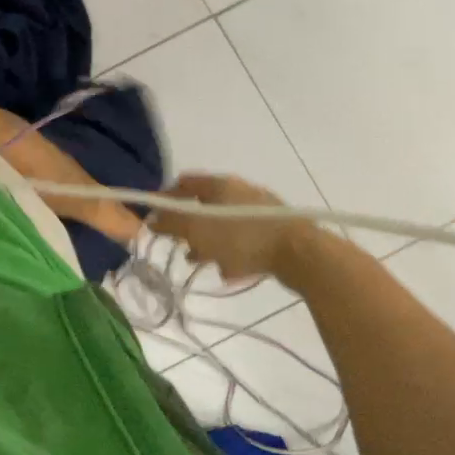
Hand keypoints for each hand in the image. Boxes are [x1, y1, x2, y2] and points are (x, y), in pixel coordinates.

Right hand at [146, 173, 319, 280]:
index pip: (182, 183)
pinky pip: (247, 240)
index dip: (165, 199)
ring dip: (210, 242)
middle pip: (204, 206)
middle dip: (189, 227)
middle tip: (179, 244)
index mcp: (220, 184)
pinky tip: (230, 271)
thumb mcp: (194, 230)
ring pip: (225, 225)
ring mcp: (263, 212)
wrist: (304, 256)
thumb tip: (151, 220)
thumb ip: (168, 224)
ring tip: (201, 262)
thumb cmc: (240, 236)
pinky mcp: (280, 232)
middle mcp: (241, 191)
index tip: (156, 219)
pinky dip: (234, 252)